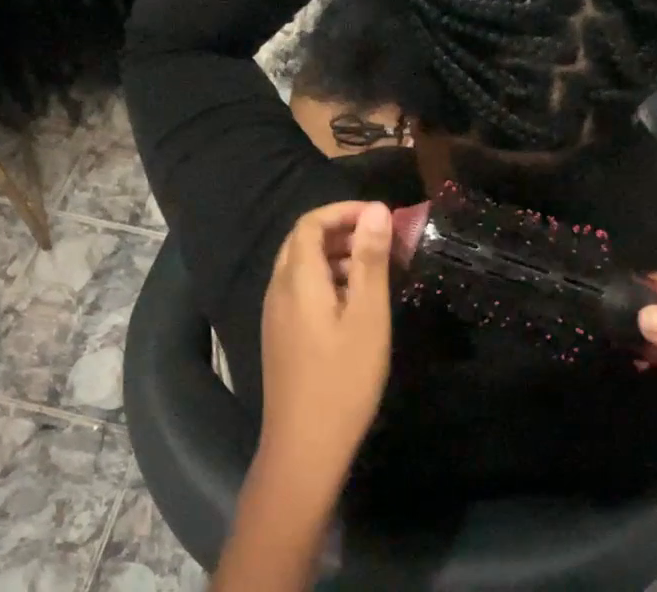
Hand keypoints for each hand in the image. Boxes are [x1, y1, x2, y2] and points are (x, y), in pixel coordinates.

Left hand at [258, 201, 396, 481]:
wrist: (304, 446)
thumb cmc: (343, 378)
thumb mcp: (368, 315)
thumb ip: (371, 259)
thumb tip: (377, 210)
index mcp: (297, 279)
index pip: (310, 223)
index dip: (343, 211)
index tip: (381, 216)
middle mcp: (278, 289)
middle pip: (302, 242)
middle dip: (341, 231)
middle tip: (380, 240)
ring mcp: (275, 315)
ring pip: (300, 267)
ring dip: (335, 256)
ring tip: (374, 269)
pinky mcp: (279, 336)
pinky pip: (299, 290)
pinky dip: (326, 280)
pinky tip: (354, 303)